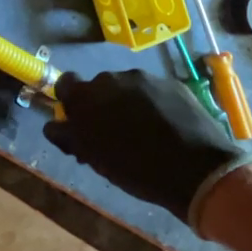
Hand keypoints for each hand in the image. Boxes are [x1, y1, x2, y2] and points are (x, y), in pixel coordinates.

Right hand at [46, 70, 251, 227]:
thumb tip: (54, 125)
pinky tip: (165, 127)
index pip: (66, 84)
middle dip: (103, 104)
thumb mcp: (94, 158)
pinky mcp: (172, 84)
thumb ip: (68, 137)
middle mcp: (111, 79)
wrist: (197, 171)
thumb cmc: (135, 169)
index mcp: (86, 97)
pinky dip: (154, 105)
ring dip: (128, 103)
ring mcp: (145, 78)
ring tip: (144, 130)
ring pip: (127, 87)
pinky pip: (154, 91)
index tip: (81, 121)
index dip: (71, 101)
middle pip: (99, 86)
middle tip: (114, 131)